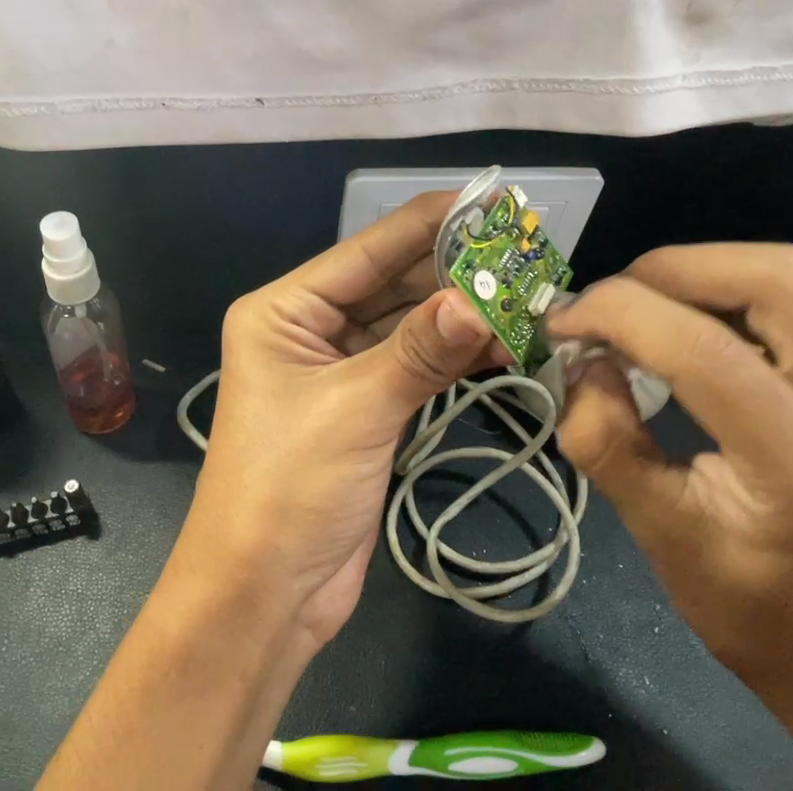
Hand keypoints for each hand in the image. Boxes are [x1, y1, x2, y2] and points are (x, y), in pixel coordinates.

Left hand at [180, 191, 503, 646]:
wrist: (264, 592)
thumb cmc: (288, 488)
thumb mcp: (355, 409)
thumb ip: (421, 350)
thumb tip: (483, 299)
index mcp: (283, 311)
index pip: (367, 250)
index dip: (429, 223)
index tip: (493, 199)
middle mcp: (308, 330)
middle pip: (390, 284)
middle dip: (454, 271)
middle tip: (526, 252)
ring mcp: (338, 371)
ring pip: (408, 326)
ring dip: (462, 315)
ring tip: (529, 295)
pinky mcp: (364, 410)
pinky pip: (415, 366)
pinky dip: (455, 357)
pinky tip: (505, 345)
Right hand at [549, 245, 792, 788]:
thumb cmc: (750, 613)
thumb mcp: (659, 535)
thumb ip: (607, 440)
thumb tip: (582, 360)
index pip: (706, 351)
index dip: (620, 314)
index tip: (562, 321)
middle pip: (776, 277)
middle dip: (673, 269)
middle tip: (610, 300)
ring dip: (702, 275)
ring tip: (641, 307)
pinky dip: (729, 298)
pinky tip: (687, 328)